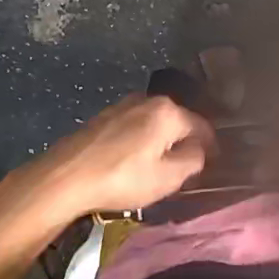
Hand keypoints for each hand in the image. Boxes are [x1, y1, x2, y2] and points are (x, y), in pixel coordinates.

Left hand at [0, 95, 215, 226]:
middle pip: (176, 120)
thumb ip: (193, 160)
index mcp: (166, 111)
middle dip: (184, 141)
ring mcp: (120, 106)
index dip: (211, 145)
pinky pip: (132, 127)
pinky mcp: (101, 118)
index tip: (213, 162)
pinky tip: (133, 160)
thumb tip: (199, 150)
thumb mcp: (168, 177)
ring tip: (160, 166)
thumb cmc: (122, 178)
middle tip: (187, 167)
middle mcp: (144, 100)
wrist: (66, 177)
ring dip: (159, 141)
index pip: (201, 125)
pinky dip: (139, 141)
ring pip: (152, 123)